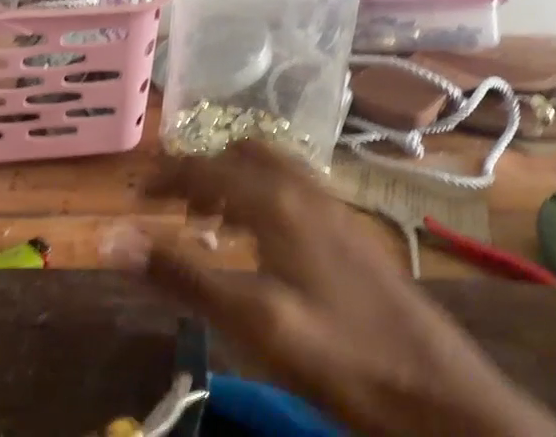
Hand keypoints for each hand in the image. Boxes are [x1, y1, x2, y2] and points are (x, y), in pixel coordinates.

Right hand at [128, 142, 555, 436]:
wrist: (447, 402)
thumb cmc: (343, 358)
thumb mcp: (252, 321)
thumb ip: (180, 275)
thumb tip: (108, 238)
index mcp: (279, 202)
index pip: (205, 167)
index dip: (163, 175)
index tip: (132, 191)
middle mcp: (308, 193)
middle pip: (243, 153)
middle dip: (201, 169)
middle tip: (171, 203)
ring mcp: (338, 213)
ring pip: (273, 170)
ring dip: (233, 181)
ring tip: (209, 221)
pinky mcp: (356, 238)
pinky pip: (296, 193)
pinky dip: (262, 198)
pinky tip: (261, 245)